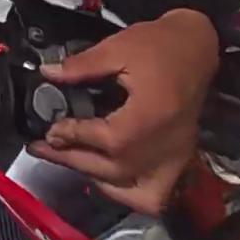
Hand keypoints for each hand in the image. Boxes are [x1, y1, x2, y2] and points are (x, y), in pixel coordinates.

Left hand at [31, 9, 218, 215]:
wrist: (198, 45)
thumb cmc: (159, 44)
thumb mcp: (116, 48)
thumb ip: (81, 65)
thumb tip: (47, 74)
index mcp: (149, 118)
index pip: (106, 140)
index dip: (73, 136)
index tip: (49, 130)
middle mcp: (165, 147)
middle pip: (114, 170)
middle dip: (72, 161)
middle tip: (41, 149)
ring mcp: (176, 157)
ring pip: (132, 189)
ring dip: (96, 177)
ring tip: (67, 160)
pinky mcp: (180, 158)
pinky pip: (155, 195)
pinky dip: (128, 193)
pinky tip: (107, 178)